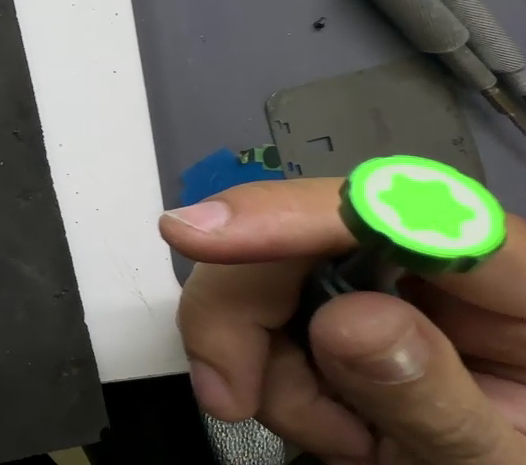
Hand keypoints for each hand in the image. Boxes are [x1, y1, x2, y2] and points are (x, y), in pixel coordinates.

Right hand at [161, 177, 525, 463]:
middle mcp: (445, 262)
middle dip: (241, 309)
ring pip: (259, 270)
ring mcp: (384, 277)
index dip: (292, 211)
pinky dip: (257, 360)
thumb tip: (348, 321)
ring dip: (252, 351)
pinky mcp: (336, 295)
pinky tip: (313, 412)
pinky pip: (255, 302)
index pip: (400, 215)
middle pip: (299, 239)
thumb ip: (439, 401)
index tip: (197, 236)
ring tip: (321, 431)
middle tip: (225, 391)